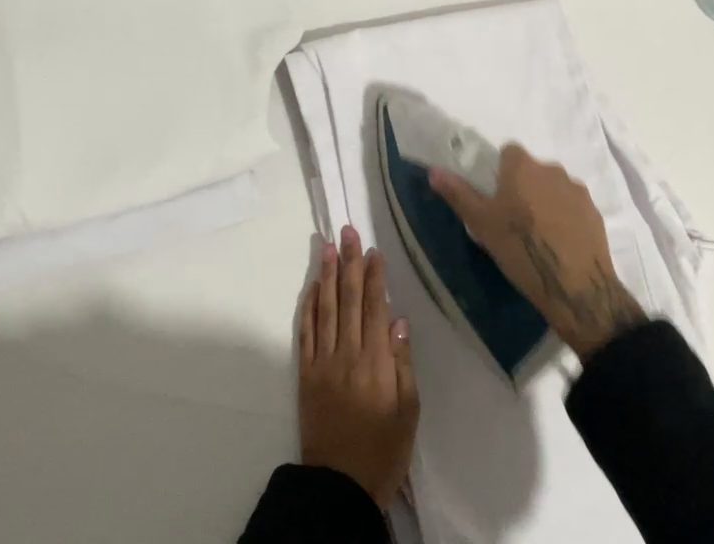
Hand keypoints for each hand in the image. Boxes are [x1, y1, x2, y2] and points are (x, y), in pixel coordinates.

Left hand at [299, 225, 419, 505]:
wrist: (341, 482)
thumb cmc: (384, 448)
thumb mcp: (408, 410)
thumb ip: (402, 364)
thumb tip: (398, 321)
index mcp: (376, 363)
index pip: (374, 308)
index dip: (374, 277)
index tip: (373, 250)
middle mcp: (347, 355)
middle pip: (347, 300)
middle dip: (348, 263)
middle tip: (347, 231)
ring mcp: (323, 362)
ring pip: (324, 309)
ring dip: (326, 275)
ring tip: (326, 246)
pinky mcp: (306, 373)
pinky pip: (306, 332)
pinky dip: (308, 306)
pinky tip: (311, 286)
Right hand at [430, 145, 645, 357]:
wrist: (575, 286)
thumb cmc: (520, 249)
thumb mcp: (481, 224)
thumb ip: (458, 193)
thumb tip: (434, 171)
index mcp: (522, 167)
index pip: (509, 152)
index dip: (500, 171)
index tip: (494, 197)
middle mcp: (552, 169)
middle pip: (532, 171)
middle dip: (523, 187)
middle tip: (511, 219)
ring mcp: (577, 190)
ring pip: (553, 188)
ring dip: (545, 201)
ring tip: (536, 234)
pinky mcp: (594, 211)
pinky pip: (572, 206)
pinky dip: (564, 217)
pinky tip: (558, 243)